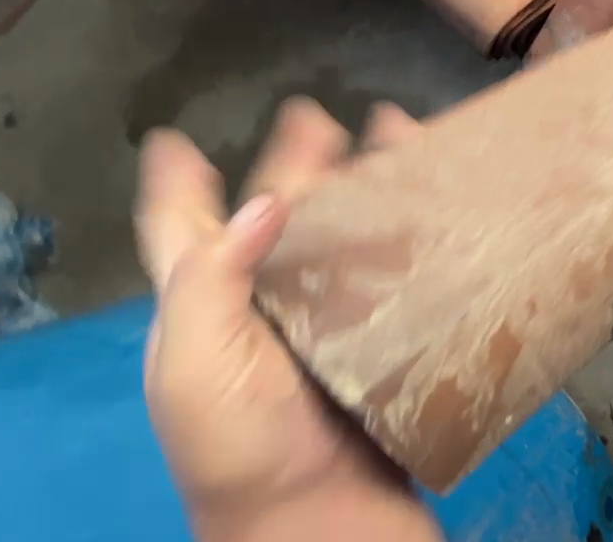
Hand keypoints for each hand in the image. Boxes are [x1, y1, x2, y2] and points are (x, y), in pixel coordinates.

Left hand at [136, 97, 428, 538]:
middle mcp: (270, 291)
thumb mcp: (193, 368)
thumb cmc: (240, 439)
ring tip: (392, 129)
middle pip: (278, 208)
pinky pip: (400, 250)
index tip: (175, 141)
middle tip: (315, 114)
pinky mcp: (388, 310)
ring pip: (348, 220)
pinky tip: (437, 189)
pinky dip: (415, 214)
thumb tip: (262, 202)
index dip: (175, 186)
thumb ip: (208, 285)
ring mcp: (333, 300)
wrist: (321, 497)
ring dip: (366, 174)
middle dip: (293, 159)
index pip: (182, 231)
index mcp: (207, 301)